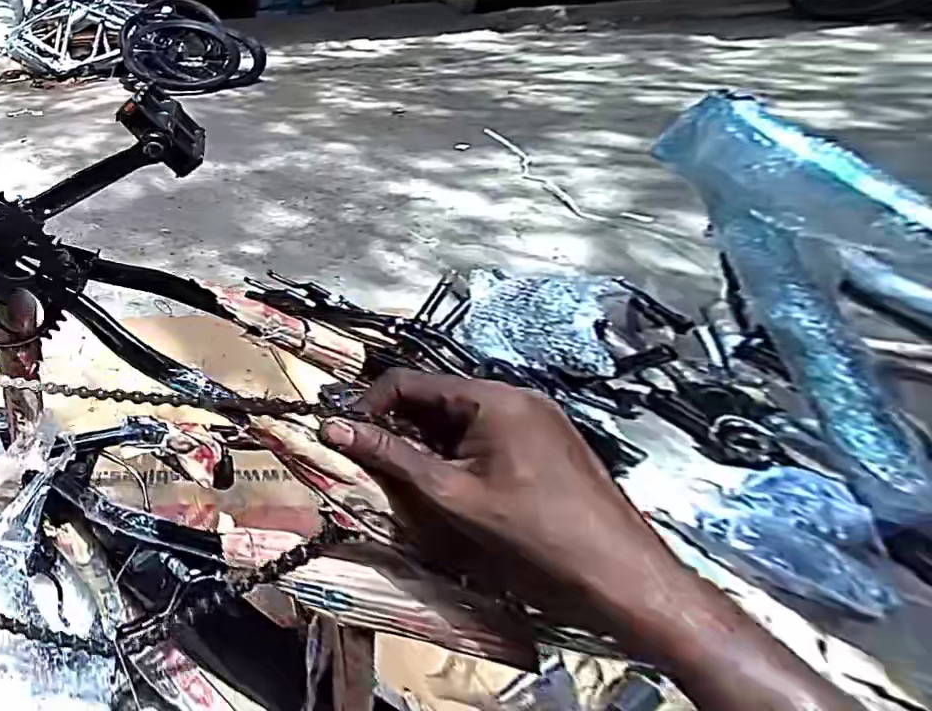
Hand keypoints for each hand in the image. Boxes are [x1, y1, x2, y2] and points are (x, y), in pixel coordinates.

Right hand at [317, 369, 689, 633]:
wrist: (631, 581)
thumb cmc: (536, 532)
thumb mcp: (450, 492)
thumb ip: (389, 454)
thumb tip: (333, 427)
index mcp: (492, 398)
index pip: (407, 382)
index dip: (371, 404)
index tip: (352, 431)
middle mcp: (515, 395)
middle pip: (433, 395)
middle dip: (400, 422)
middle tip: (380, 453)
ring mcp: (536, 415)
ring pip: (457, 413)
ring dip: (428, 436)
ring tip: (416, 470)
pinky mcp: (548, 437)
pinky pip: (484, 426)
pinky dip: (458, 445)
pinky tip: (454, 476)